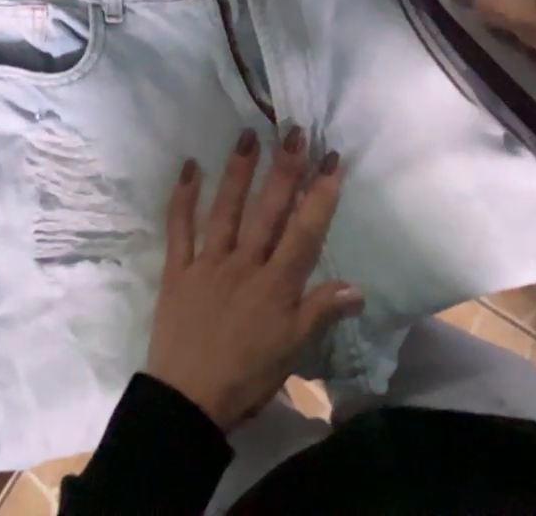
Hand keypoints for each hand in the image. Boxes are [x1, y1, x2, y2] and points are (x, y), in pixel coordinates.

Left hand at [145, 125, 362, 430]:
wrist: (187, 402)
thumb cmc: (247, 376)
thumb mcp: (292, 349)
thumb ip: (321, 312)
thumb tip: (358, 287)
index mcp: (276, 284)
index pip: (304, 231)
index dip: (320, 194)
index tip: (332, 160)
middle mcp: (244, 264)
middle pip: (267, 211)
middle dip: (284, 170)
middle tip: (294, 132)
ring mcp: (208, 263)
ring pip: (225, 210)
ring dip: (238, 171)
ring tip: (247, 135)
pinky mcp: (177, 271)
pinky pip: (179, 229)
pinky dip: (183, 197)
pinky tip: (189, 167)